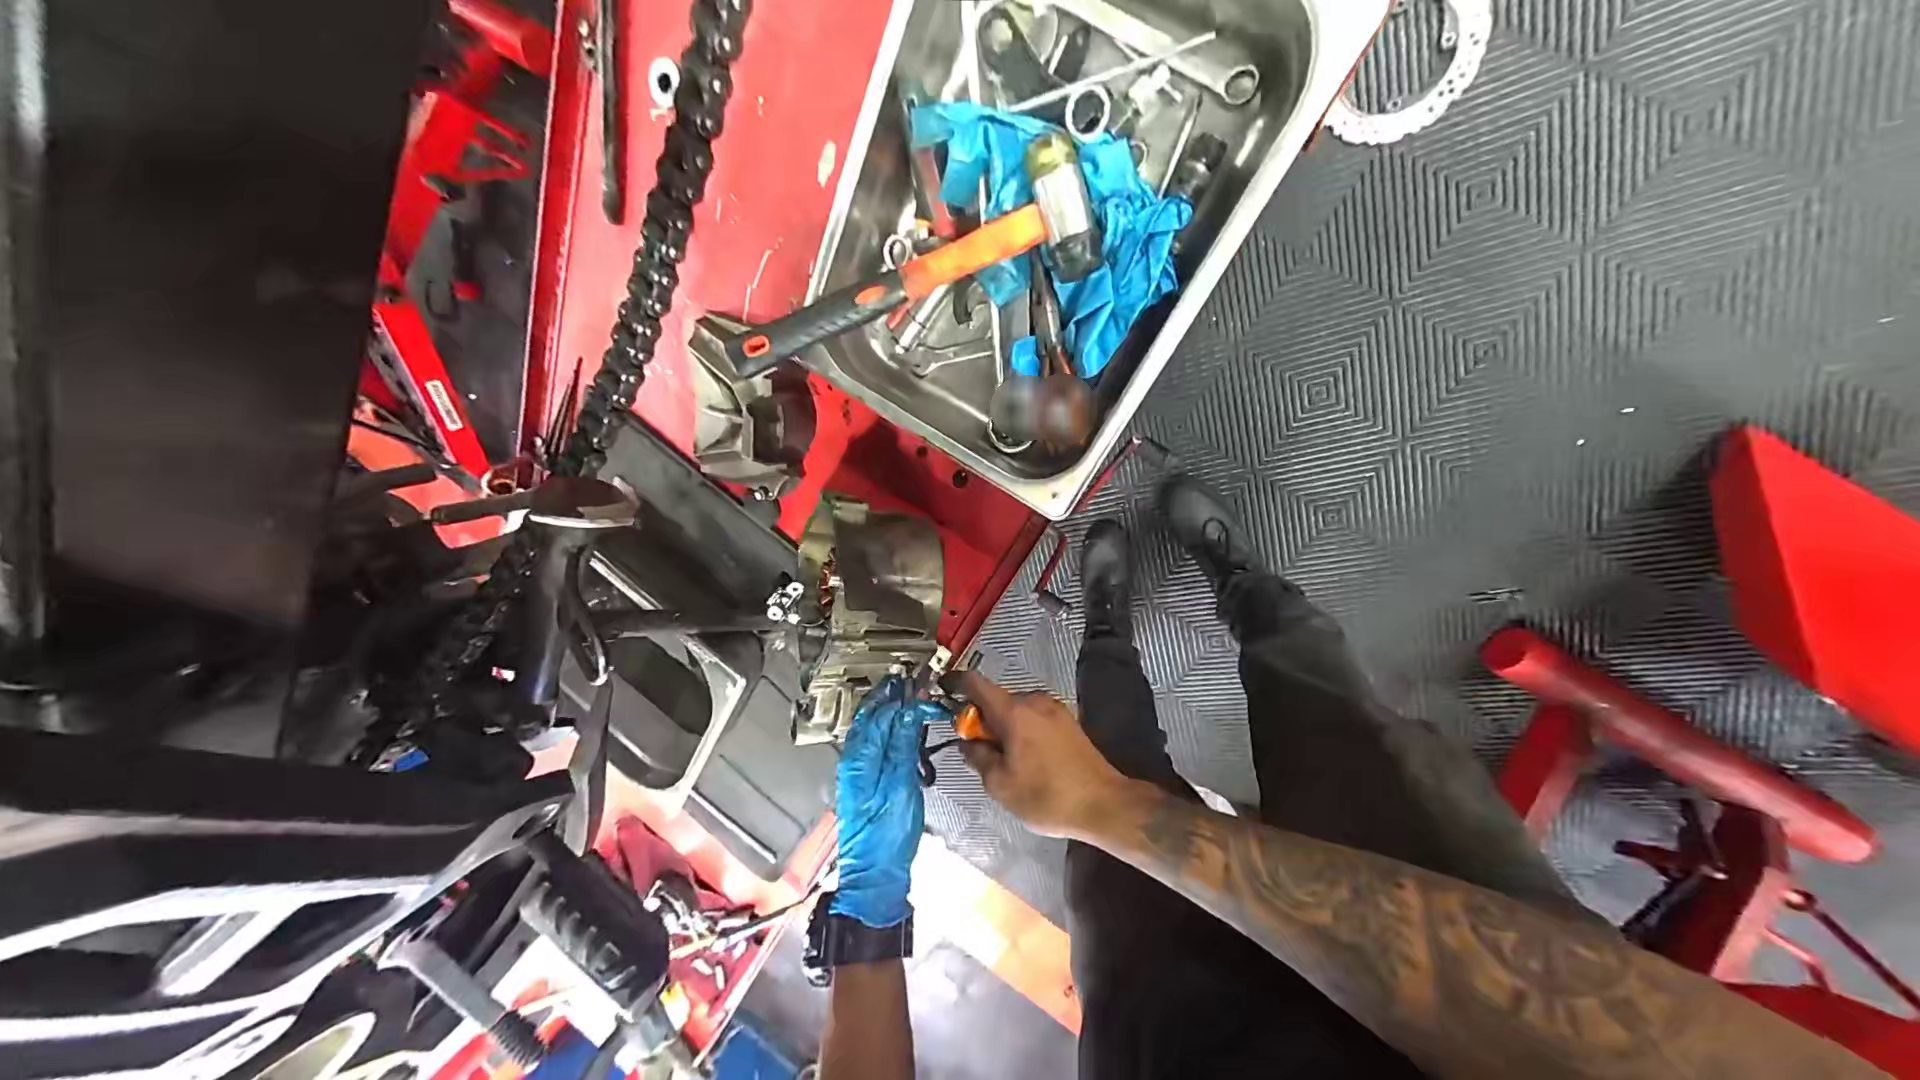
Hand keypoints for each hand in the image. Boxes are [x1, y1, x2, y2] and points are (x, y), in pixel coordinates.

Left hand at [830, 675, 948, 927]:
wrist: (876, 874)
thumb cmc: (888, 834)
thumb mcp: (900, 784)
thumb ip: (902, 745)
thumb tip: (906, 711)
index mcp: (860, 759)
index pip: (879, 715)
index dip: (898, 697)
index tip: (916, 684)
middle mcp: (853, 761)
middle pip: (868, 718)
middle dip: (887, 697)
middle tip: (907, 681)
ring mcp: (857, 772)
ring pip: (869, 730)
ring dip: (886, 711)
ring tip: (904, 698)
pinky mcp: (864, 783)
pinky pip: (873, 745)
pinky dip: (886, 730)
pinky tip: (898, 729)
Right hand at [952, 672, 1132, 839]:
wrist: (1103, 804)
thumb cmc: (1048, 796)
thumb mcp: (1000, 784)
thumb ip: (977, 756)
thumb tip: (968, 742)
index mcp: (1014, 711)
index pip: (975, 683)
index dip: (955, 685)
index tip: (944, 696)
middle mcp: (1034, 701)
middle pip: (995, 700)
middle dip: (982, 722)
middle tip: (982, 754)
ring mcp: (1054, 709)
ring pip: (1015, 711)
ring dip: (1004, 729)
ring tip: (1010, 765)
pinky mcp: (1067, 721)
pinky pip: (1033, 718)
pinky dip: (1022, 732)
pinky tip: (1030, 762)